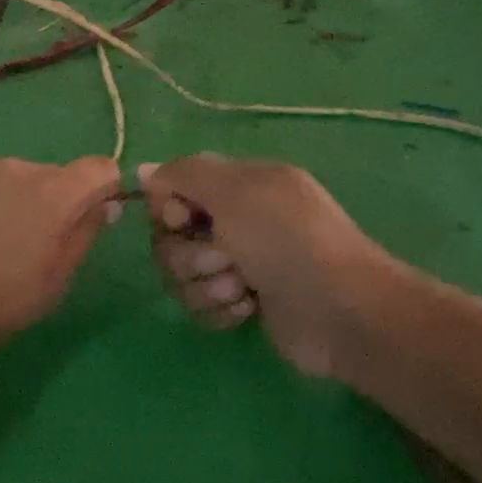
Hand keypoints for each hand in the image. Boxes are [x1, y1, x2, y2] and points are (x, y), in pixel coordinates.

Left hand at [0, 155, 122, 354]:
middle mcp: (19, 167)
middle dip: (54, 203)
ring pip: (14, 177)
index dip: (103, 190)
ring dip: (14, 200)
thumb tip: (105, 205)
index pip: (100, 169)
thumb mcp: (53, 284)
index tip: (89, 220)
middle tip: (30, 248)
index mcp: (54, 195)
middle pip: (54, 175)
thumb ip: (84, 237)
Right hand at [139, 153, 398, 380]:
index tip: (182, 218)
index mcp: (241, 185)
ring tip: (243, 289)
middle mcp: (238, 221)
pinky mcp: (243, 304)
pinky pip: (202, 306)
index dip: (168, 207)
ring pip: (183, 276)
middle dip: (188, 254)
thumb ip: (185, 174)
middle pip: (171, 238)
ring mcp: (241, 265)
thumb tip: (143, 170)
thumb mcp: (236, 191)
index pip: (175, 189)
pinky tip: (250, 308)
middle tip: (223, 259)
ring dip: (207, 285)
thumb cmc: (288, 241)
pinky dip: (221, 309)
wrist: (339, 311)